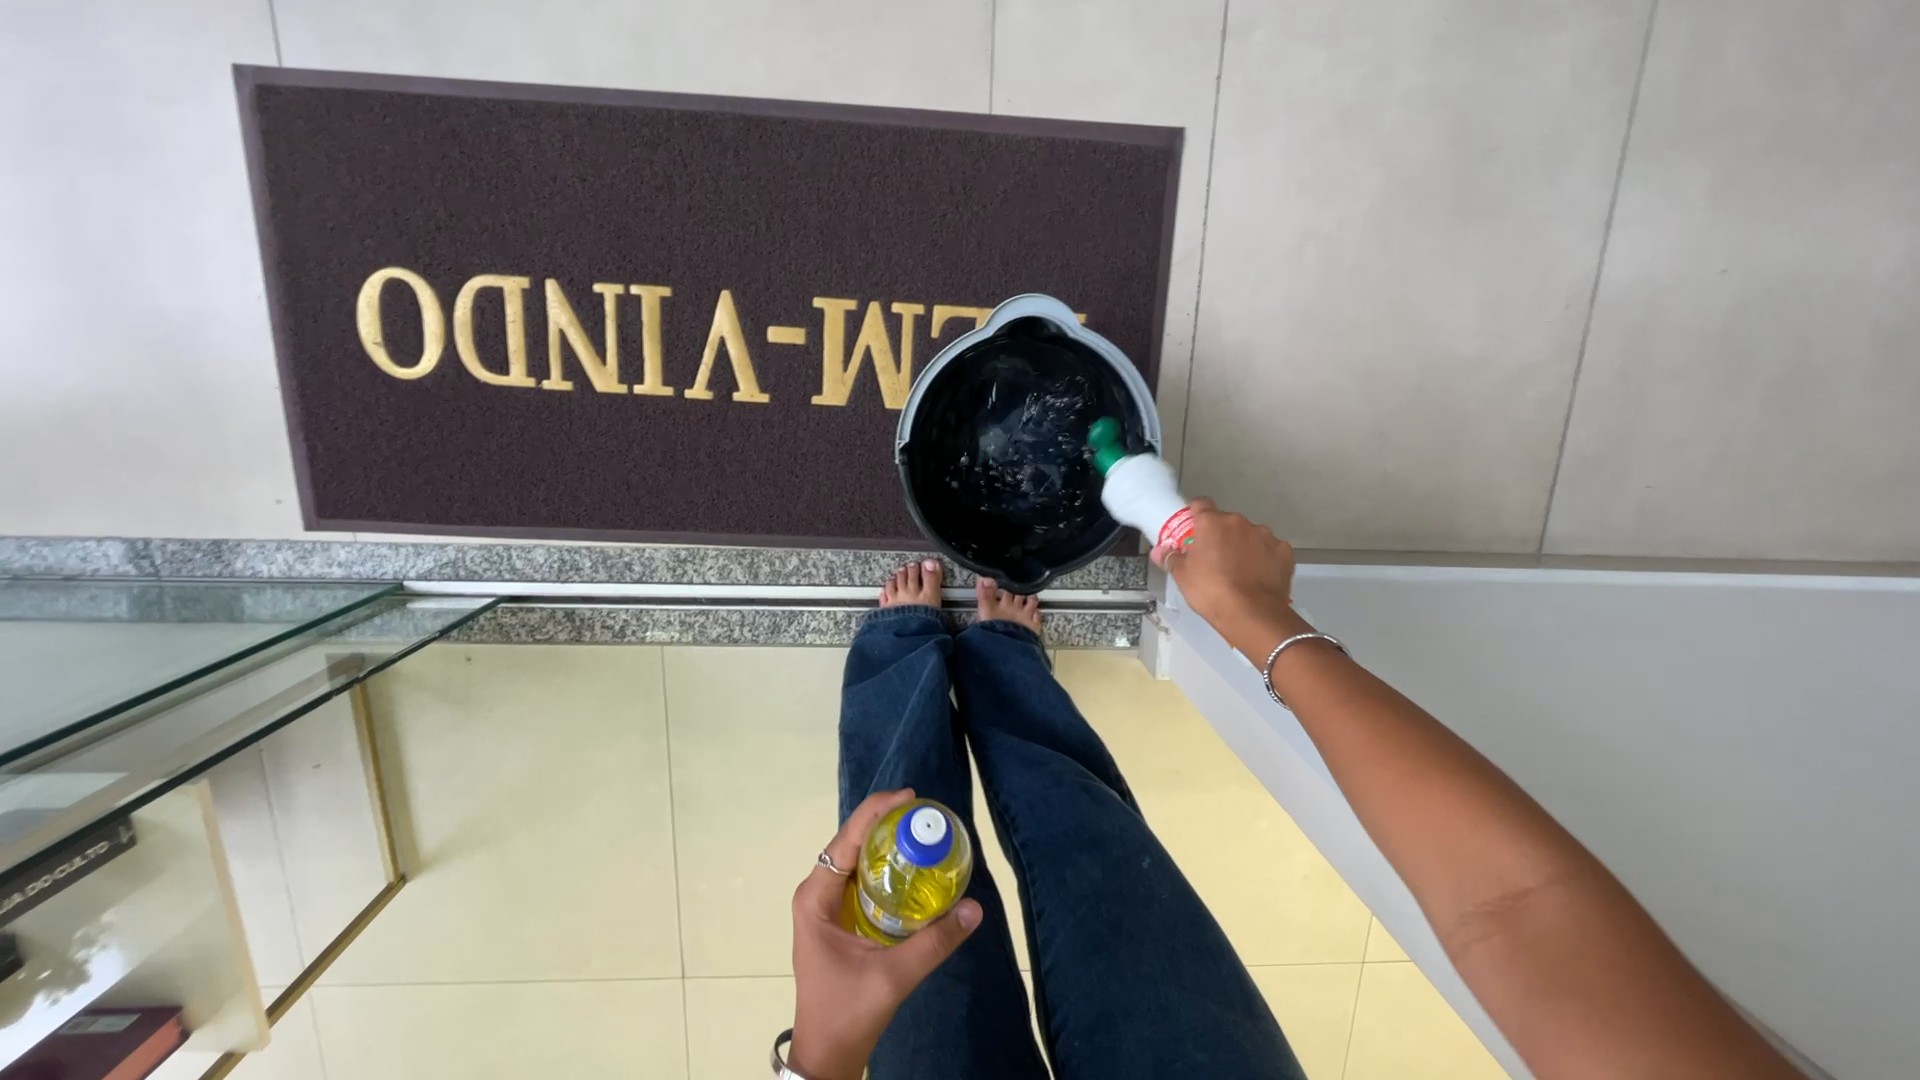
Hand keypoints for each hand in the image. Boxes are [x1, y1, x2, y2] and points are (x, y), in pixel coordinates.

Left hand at [788, 788, 981, 1079]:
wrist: (827, 1053)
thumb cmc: (848, 1012)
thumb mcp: (893, 976)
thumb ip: (933, 942)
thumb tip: (974, 908)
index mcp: (815, 898)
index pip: (845, 840)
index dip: (875, 812)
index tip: (908, 796)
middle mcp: (816, 892)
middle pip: (851, 842)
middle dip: (885, 822)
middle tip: (923, 813)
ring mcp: (825, 904)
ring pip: (857, 858)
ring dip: (886, 841)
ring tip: (921, 828)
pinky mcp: (838, 916)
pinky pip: (862, 877)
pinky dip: (885, 864)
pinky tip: (912, 864)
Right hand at [1155, 497, 1306, 648]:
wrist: (1251, 613)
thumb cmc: (1210, 590)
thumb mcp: (1182, 576)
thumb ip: (1172, 558)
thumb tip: (1160, 551)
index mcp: (1212, 522)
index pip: (1201, 504)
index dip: (1196, 515)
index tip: (1194, 529)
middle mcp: (1240, 522)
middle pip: (1227, 522)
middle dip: (1221, 535)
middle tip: (1214, 558)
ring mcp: (1265, 536)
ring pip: (1250, 535)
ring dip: (1243, 545)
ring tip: (1240, 570)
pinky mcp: (1284, 552)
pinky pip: (1270, 550)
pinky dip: (1264, 558)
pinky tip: (1259, 576)